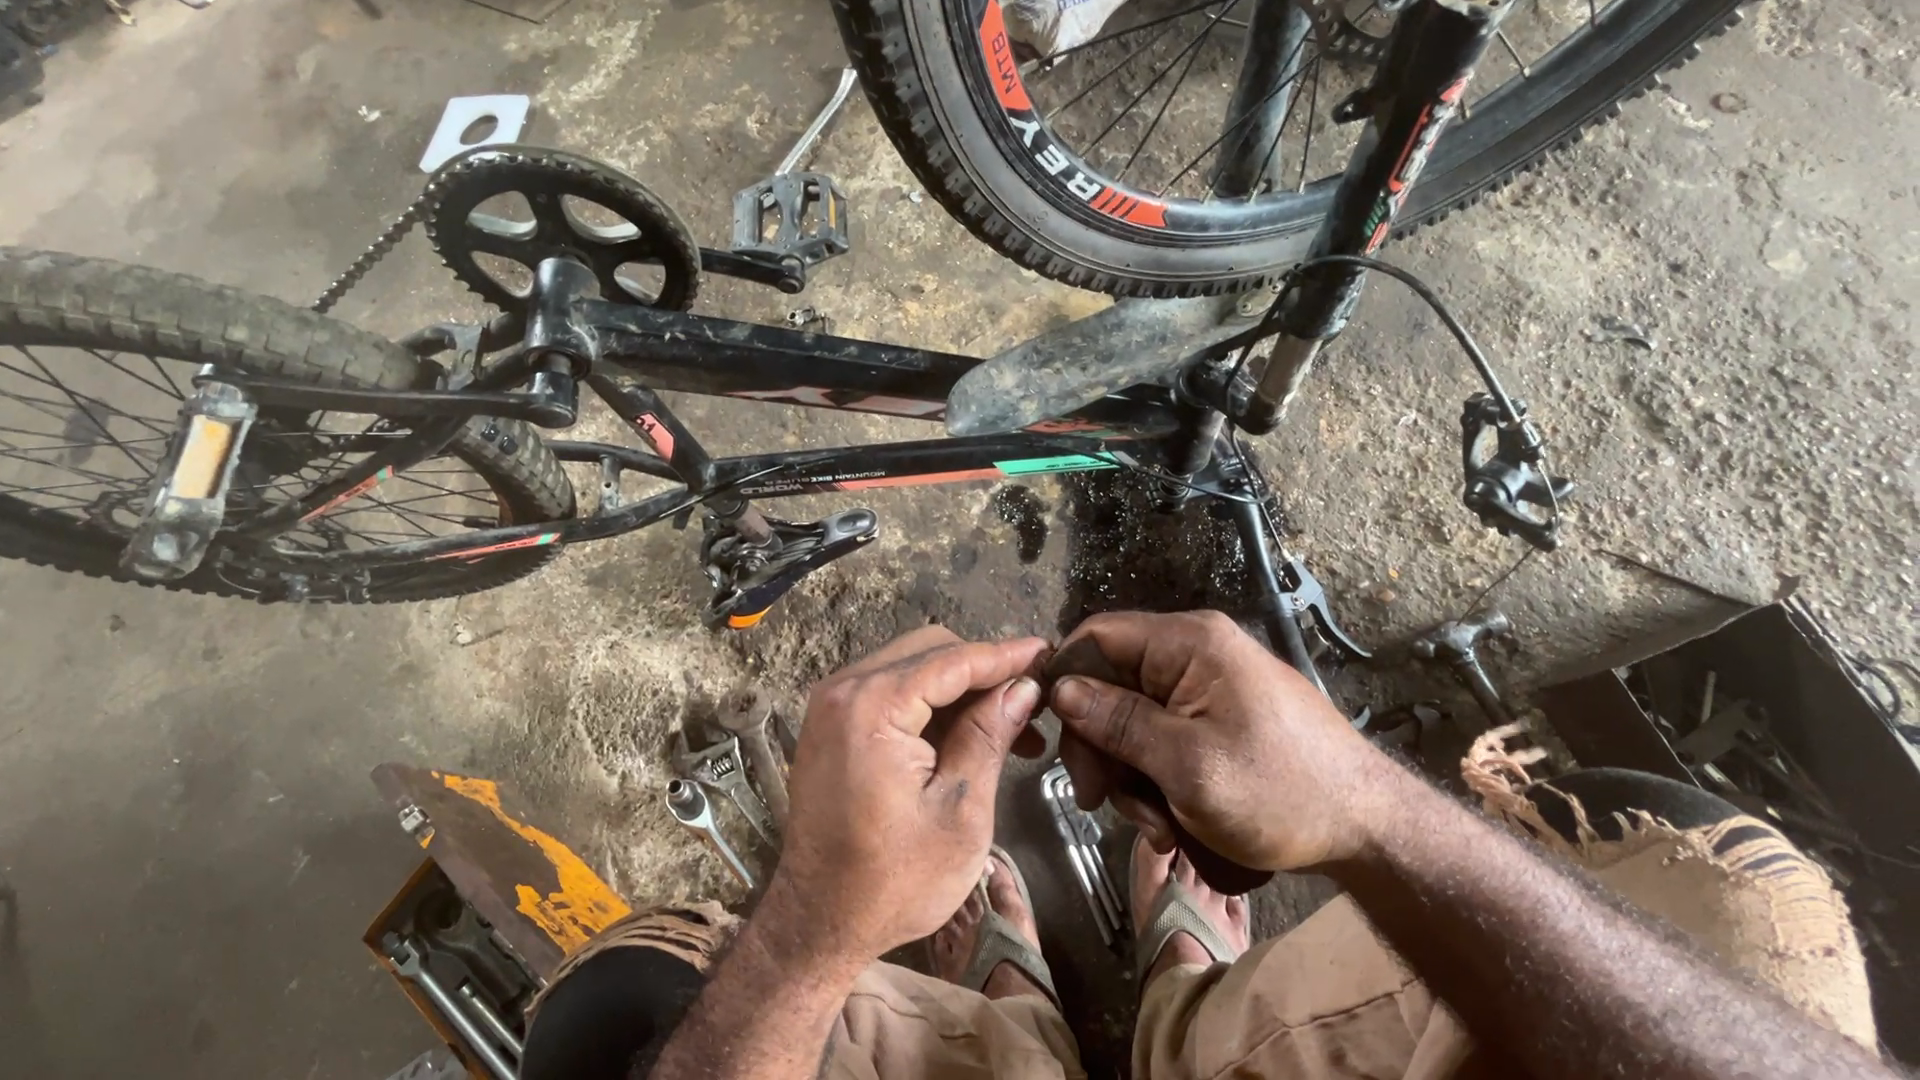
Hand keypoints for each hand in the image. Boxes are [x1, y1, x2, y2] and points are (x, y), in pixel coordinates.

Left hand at [765, 626, 1047, 966]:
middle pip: (930, 651)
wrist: (818, 923)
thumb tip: (1023, 688)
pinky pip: (892, 691)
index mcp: (871, 708)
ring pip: (912, 667)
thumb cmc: (893, 882)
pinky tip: (970, 732)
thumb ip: (988, 737)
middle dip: (983, 670)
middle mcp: (843, 691)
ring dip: (961, 687)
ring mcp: (832, 706)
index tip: (1048, 652)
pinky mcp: (832, 724)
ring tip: (1011, 725)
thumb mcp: (960, 813)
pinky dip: (932, 704)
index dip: (1004, 655)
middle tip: (1031, 699)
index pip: (952, 660)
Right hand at [1048, 610, 1398, 870]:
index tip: (1054, 737)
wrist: (1368, 830)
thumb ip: (1119, 723)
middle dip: (1100, 746)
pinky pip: (1160, 739)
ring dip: (1129, 775)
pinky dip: (1154, 780)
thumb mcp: (1187, 765)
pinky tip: (1171, 822)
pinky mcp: (1215, 719)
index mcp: (1189, 643)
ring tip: (1156, 826)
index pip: (1098, 636)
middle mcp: (1193, 653)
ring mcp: (1206, 687)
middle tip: (1099, 801)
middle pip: (1110, 683)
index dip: (1066, 679)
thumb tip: (1060, 689)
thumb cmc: (1280, 792)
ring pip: (1130, 719)